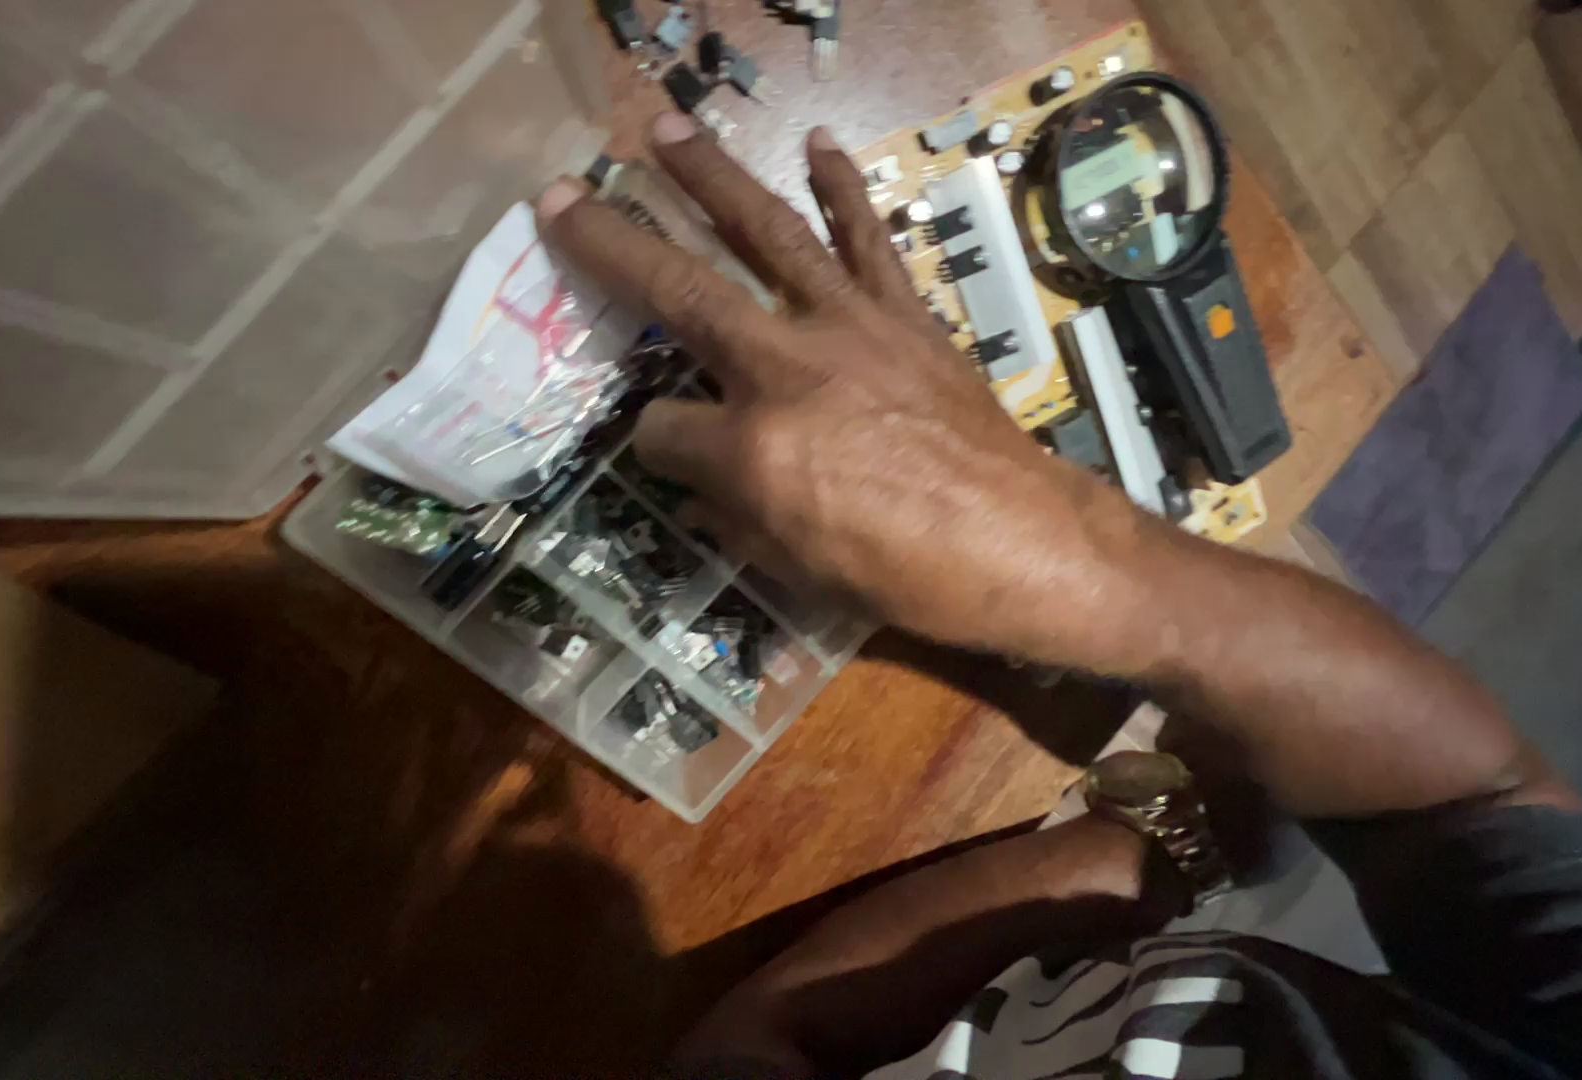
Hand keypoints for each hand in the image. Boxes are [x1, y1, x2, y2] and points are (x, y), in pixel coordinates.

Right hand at [536, 113, 1150, 659]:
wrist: (1021, 543)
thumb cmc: (904, 575)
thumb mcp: (795, 567)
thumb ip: (733, 511)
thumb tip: (699, 477)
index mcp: (752, 450)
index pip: (663, 431)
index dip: (655, 445)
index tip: (667, 454)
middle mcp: (787, 369)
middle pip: (680, 293)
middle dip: (612, 246)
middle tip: (561, 198)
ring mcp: (849, 328)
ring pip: (767, 234)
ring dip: (710, 177)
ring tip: (665, 129)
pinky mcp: (903, 316)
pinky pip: (867, 240)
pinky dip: (843, 190)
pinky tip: (817, 144)